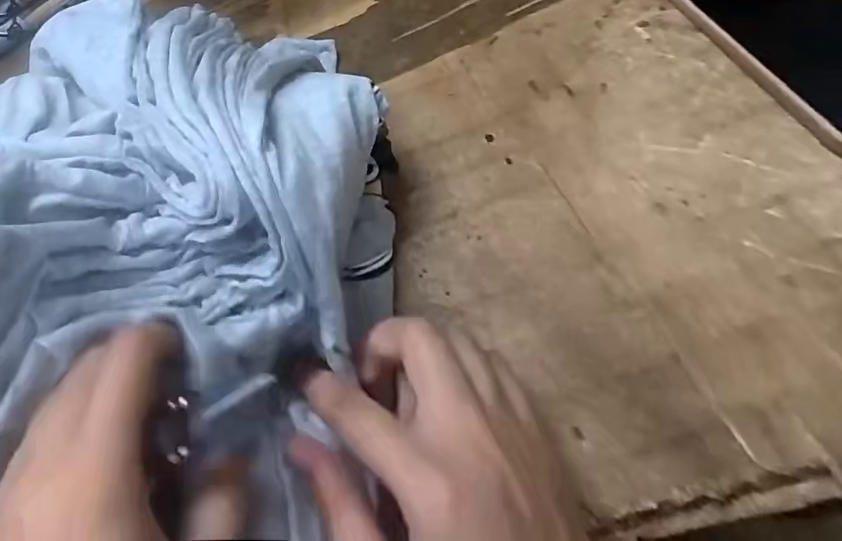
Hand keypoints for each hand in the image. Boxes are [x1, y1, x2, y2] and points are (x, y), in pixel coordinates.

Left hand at [0, 323, 247, 540]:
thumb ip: (221, 507)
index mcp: (94, 463)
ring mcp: (11, 474)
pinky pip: (36, 428)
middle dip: (132, 359)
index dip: (159, 339)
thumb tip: (231, 457)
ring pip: (58, 391)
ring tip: (137, 426)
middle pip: (88, 363)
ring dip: (99, 387)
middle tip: (171, 393)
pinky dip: (71, 417)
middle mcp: (44, 452)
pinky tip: (95, 460)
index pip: (123, 357)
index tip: (188, 352)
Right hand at [290, 317, 583, 540]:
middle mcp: (470, 434)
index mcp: (429, 480)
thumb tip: (301, 444)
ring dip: (422, 352)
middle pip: (417, 338)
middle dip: (378, 344)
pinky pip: (494, 363)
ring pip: (457, 338)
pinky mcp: (540, 431)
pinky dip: (463, 366)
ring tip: (409, 391)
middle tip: (368, 384)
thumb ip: (341, 504)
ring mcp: (511, 426)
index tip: (303, 378)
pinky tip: (453, 404)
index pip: (353, 407)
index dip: (317, 385)